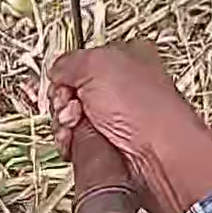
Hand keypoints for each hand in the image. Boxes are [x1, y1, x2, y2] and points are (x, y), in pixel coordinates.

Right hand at [49, 41, 211, 212]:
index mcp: (125, 58)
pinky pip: (73, 143)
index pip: (80, 64)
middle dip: (64, 101)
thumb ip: (70, 62)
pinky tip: (75, 141)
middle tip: (74, 107)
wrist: (155, 153)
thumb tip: (56, 70)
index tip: (65, 83)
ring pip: (69, 121)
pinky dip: (68, 143)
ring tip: (77, 125)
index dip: (66, 75)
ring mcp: (112, 120)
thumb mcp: (97, 64)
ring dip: (64, 125)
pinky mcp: (104, 145)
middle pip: (71, 94)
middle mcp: (120, 89)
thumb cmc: (143, 106)